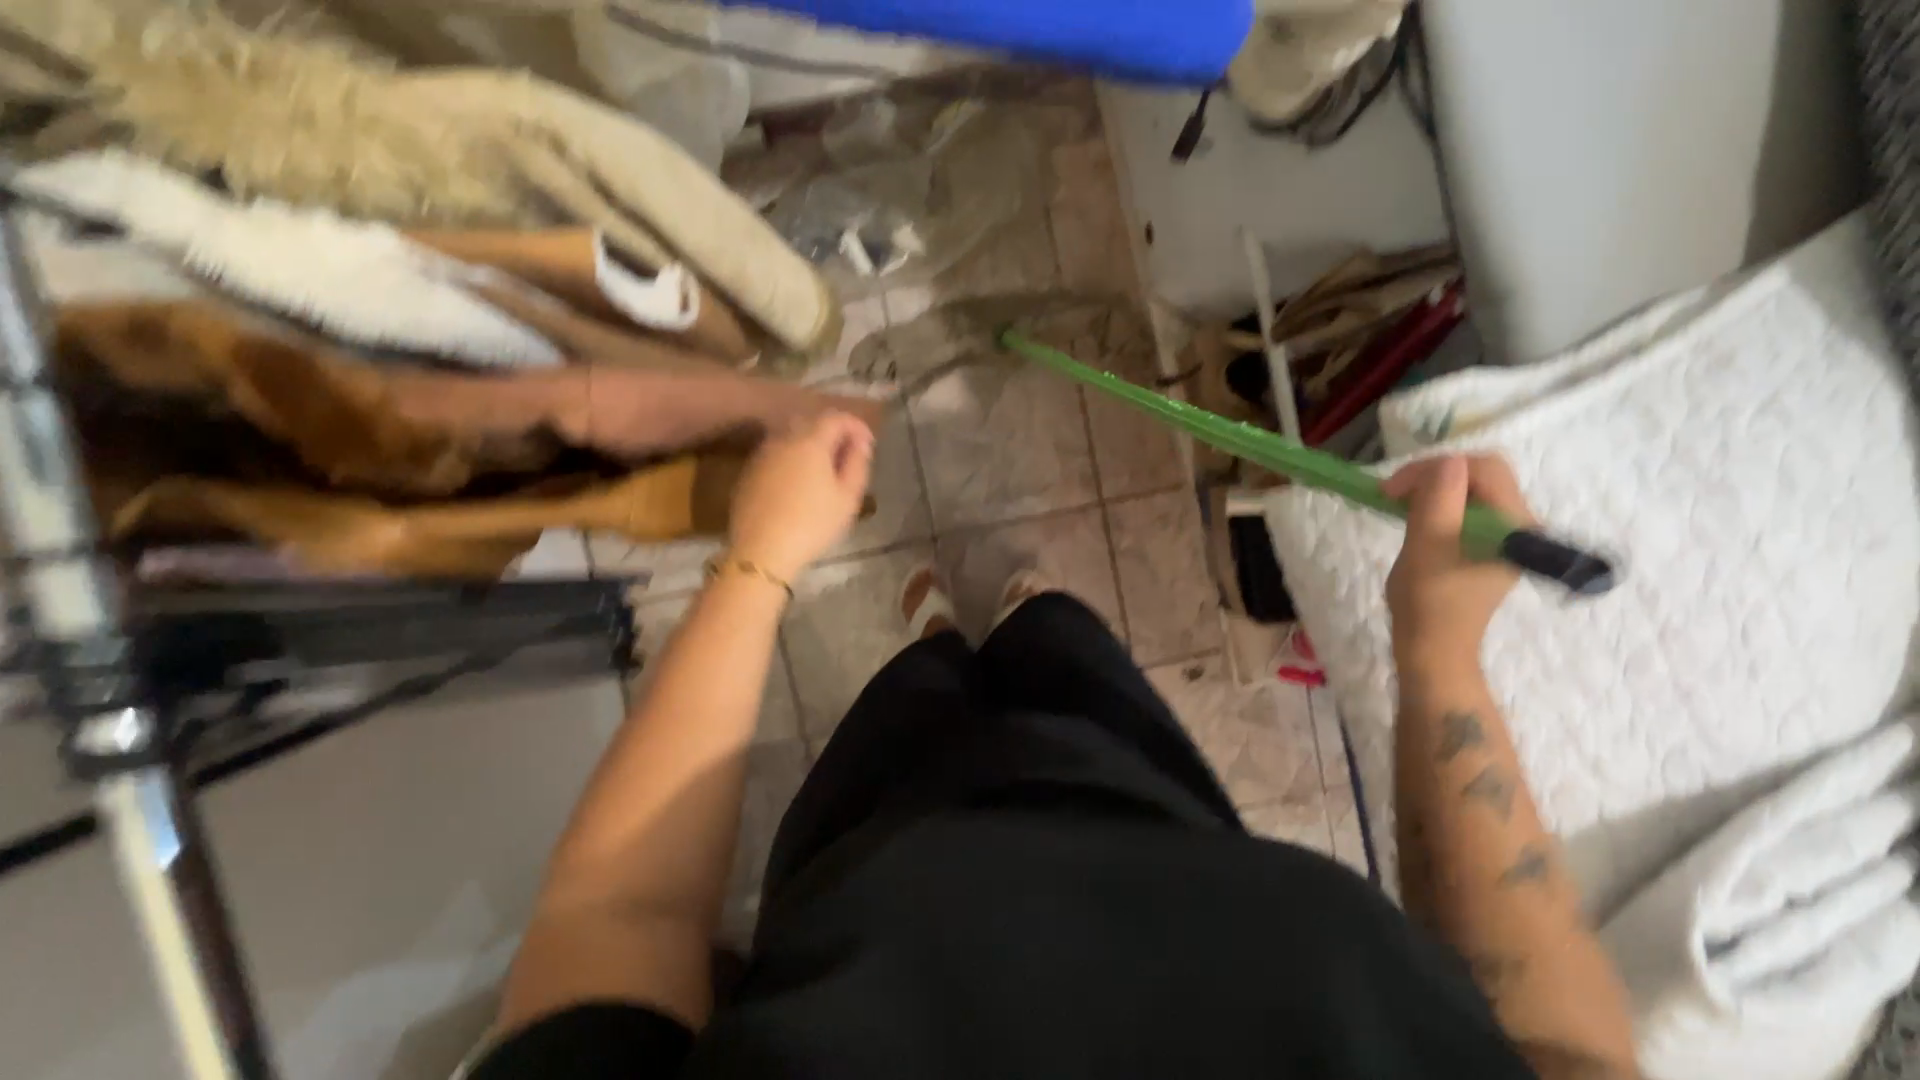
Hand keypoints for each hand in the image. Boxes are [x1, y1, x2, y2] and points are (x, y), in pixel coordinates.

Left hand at [727, 411, 874, 581]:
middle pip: (811, 423)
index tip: (868, 443)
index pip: (836, 417)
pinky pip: (776, 456)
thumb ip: (857, 463)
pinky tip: (798, 484)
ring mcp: (762, 456)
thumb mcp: (847, 498)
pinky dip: (791, 460)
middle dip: (833, 433)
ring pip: (790, 438)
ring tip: (824, 470)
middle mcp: (783, 440)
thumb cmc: (813, 524)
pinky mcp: (748, 474)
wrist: (762, 551)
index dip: (855, 425)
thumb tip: (861, 442)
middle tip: (848, 455)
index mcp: (810, 441)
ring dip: (810, 446)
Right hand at [1381, 454, 1535, 670]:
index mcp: (1514, 524)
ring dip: (1433, 489)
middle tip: (1393, 494)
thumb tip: (1447, 461)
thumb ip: (1440, 499)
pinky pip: (1469, 508)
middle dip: (1433, 475)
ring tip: (1400, 505)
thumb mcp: (1427, 545)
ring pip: (1473, 489)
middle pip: (1481, 474)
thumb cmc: (1428, 601)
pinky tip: (1416, 519)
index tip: (1392, 490)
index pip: (1482, 467)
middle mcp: (1522, 524)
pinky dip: (1440, 505)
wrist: (1434, 648)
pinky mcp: (1493, 545)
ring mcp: (1509, 535)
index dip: (1433, 468)